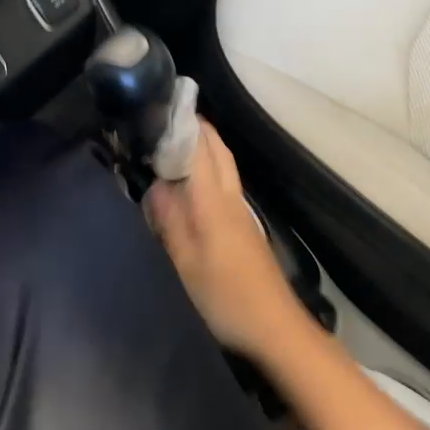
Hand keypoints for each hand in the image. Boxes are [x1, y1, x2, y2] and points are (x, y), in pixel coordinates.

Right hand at [145, 119, 306, 359]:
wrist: (274, 327)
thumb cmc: (225, 294)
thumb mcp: (184, 260)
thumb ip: (168, 217)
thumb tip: (154, 183)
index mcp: (213, 198)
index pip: (200, 145)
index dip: (182, 121)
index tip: (160, 102)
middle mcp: (231, 195)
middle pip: (217, 148)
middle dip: (195, 127)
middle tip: (166, 117)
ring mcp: (241, 211)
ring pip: (223, 164)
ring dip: (203, 146)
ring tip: (172, 141)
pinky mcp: (244, 226)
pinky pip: (224, 182)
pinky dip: (208, 167)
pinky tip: (191, 181)